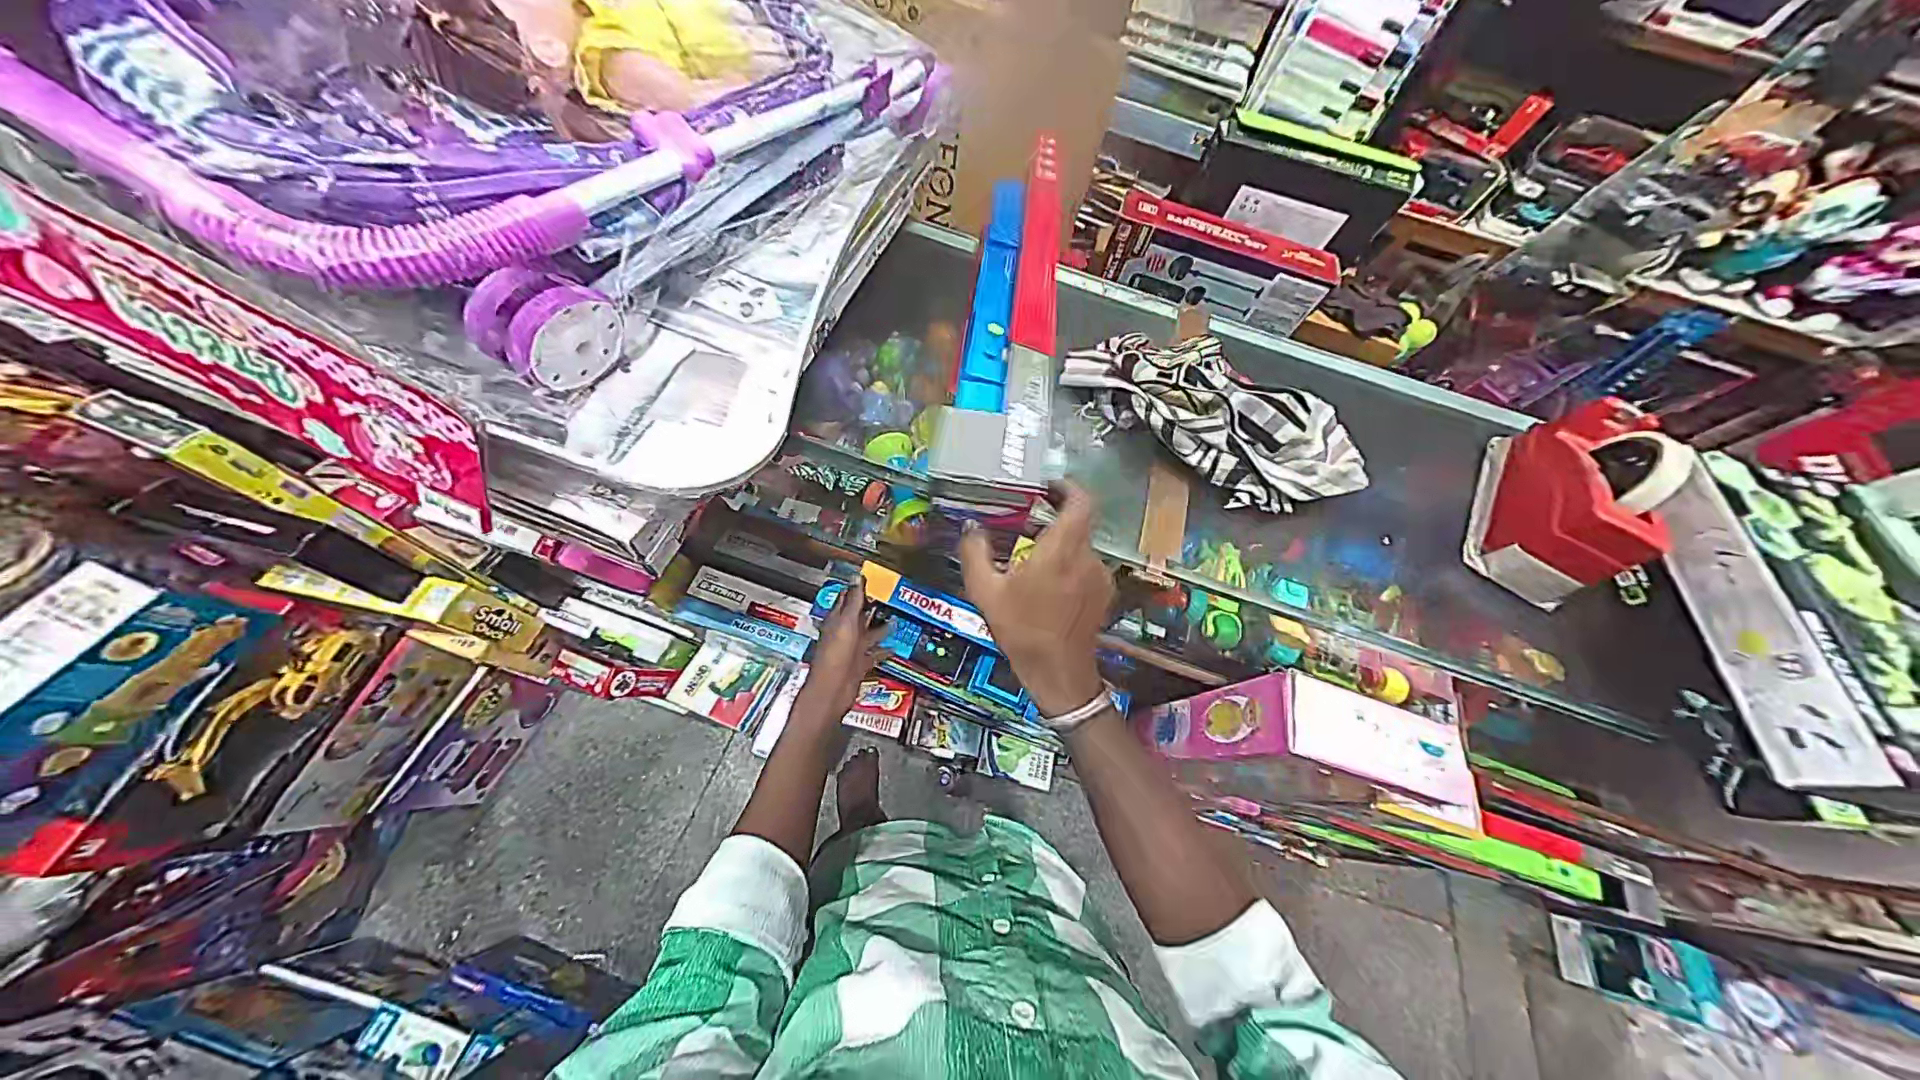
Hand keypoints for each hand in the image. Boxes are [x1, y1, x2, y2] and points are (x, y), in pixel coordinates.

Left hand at [801, 574, 892, 716]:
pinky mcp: (858, 665)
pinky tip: (893, 648)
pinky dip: (884, 651)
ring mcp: (851, 650)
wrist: (831, 691)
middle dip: (872, 608)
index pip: (847, 598)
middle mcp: (844, 634)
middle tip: (886, 598)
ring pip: (869, 635)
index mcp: (838, 621)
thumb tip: (857, 578)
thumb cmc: (834, 658)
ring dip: (881, 628)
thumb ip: (854, 601)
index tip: (869, 579)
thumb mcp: (847, 624)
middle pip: (860, 616)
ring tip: (895, 620)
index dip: (857, 588)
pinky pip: (874, 655)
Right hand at [959, 483, 1114, 717]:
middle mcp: (1087, 557)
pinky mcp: (1103, 593)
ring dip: (1060, 545)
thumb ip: (974, 553)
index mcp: (1061, 550)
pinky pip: (1086, 566)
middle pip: (1077, 522)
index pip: (1080, 501)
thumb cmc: (1022, 631)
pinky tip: (1049, 586)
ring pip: (1081, 545)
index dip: (1066, 487)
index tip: (1047, 488)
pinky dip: (1069, 566)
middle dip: (1053, 519)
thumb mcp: (986, 592)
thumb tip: (971, 529)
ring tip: (1033, 562)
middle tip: (1027, 525)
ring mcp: (1099, 576)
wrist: (1058, 672)